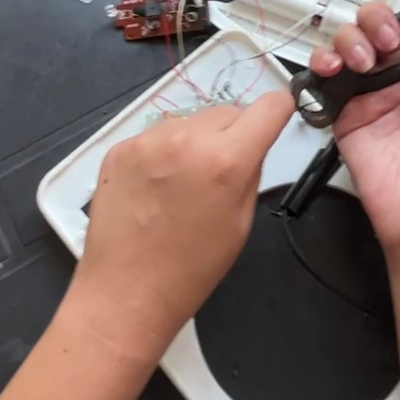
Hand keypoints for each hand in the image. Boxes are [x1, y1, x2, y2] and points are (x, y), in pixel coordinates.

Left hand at [70, 92, 295, 360]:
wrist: (125, 292)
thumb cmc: (191, 268)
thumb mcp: (241, 221)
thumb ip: (252, 170)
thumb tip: (256, 140)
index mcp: (226, 160)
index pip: (268, 107)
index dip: (279, 109)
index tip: (278, 114)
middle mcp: (187, 138)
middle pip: (227, 111)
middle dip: (233, 133)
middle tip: (222, 170)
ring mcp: (148, 140)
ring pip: (190, 120)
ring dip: (196, 140)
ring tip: (183, 183)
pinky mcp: (121, 147)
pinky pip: (157, 135)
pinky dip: (163, 151)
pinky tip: (156, 186)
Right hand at [308, 1, 399, 273]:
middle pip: (380, 23)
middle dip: (377, 19)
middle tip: (384, 40)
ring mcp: (373, 92)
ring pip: (350, 41)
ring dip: (350, 38)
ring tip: (360, 61)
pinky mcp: (346, 111)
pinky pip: (326, 76)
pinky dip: (322, 62)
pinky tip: (333, 68)